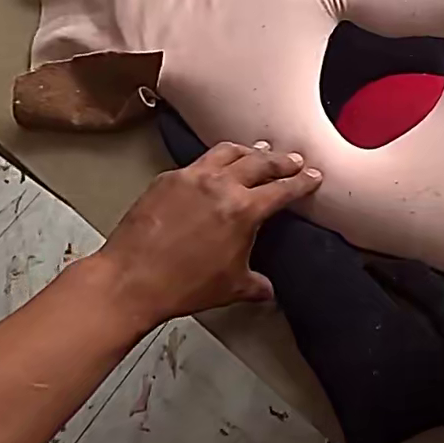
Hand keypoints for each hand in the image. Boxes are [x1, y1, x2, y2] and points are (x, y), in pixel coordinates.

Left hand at [88, 141, 320, 329]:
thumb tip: (267, 291)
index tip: (312, 177)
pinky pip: (198, 161)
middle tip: (293, 161)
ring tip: (258, 151)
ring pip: (228, 152)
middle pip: (260, 162)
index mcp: (243, 210)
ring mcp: (191, 177)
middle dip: (281, 161)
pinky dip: (215, 160)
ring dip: (248, 151)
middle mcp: (219, 185)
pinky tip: (216, 166)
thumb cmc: (182, 285)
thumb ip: (257, 285)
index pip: (283, 189)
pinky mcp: (167, 178)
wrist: (131, 279)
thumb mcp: (231, 287)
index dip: (302, 182)